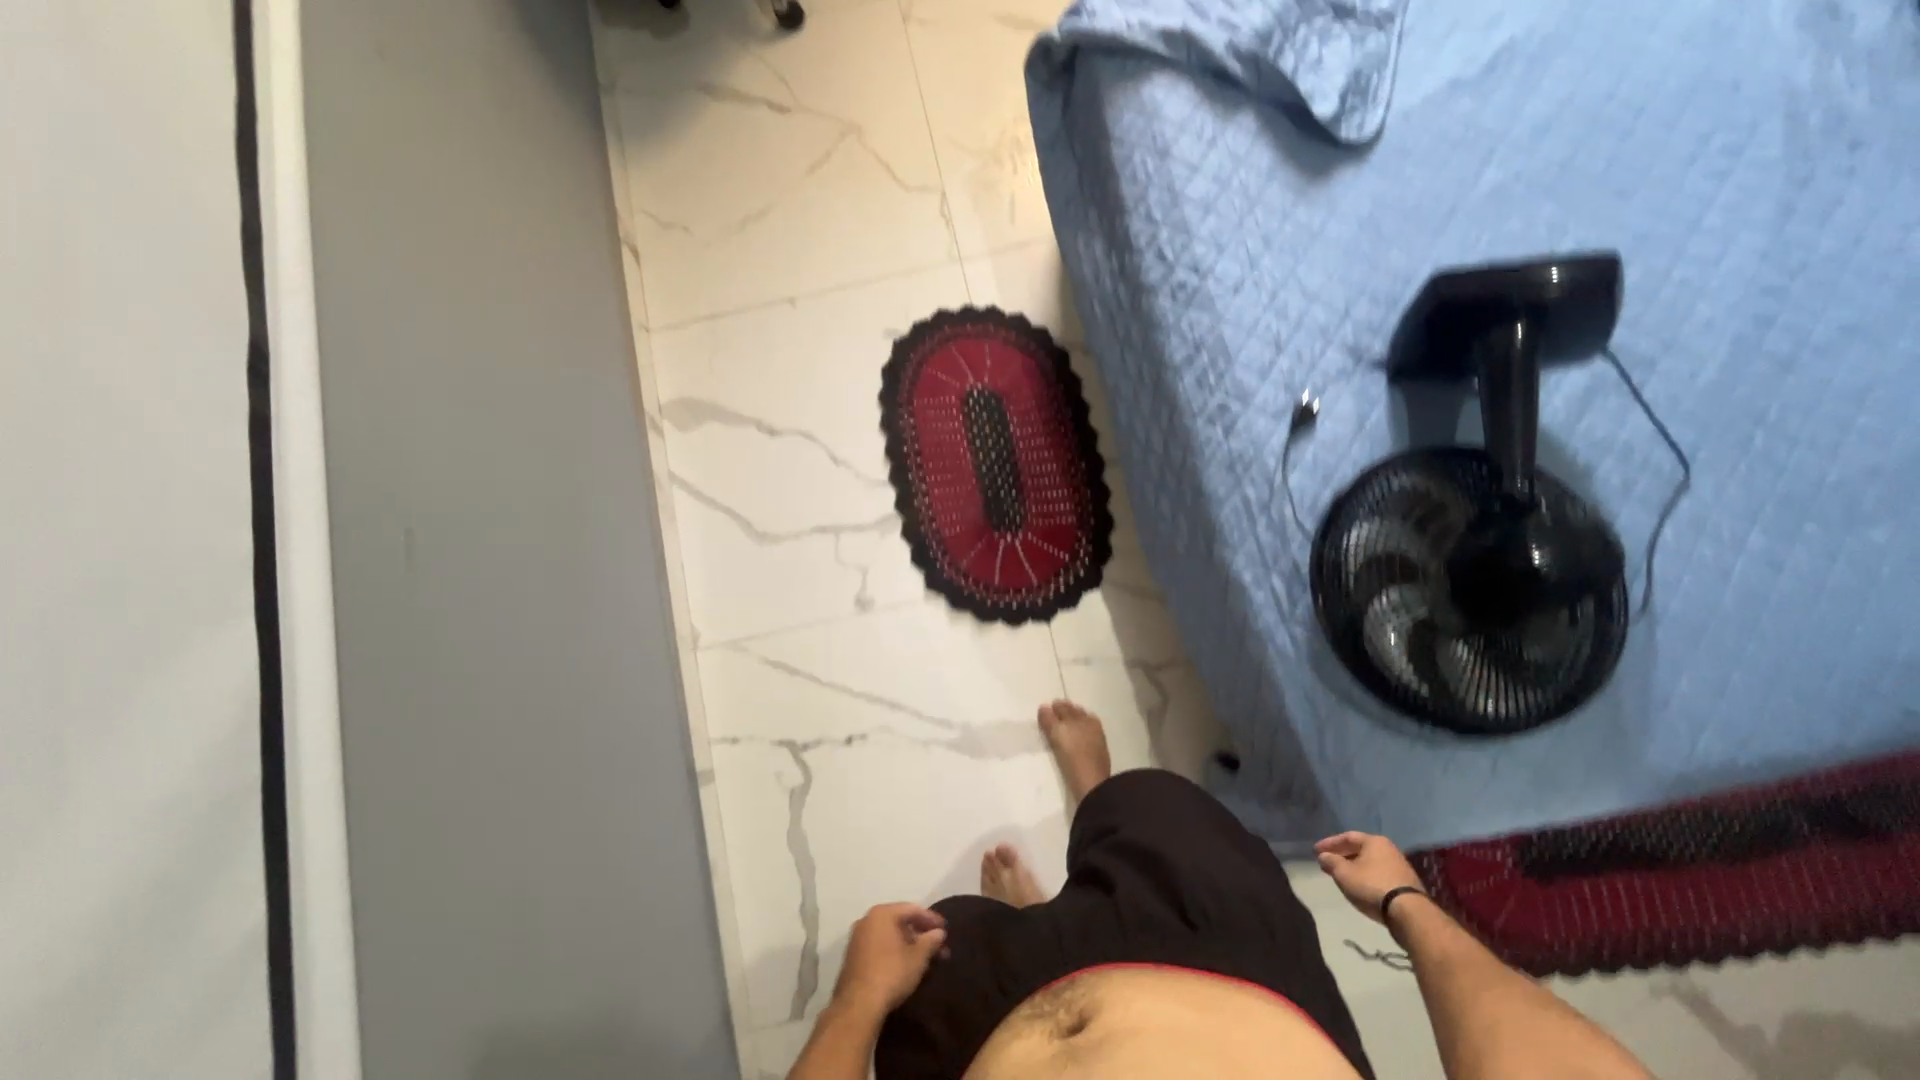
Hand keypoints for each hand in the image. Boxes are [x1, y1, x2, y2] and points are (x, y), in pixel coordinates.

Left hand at [831, 903, 948, 1015]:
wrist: (857, 1005)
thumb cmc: (891, 973)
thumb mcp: (918, 957)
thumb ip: (931, 941)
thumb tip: (939, 933)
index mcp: (882, 914)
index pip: (912, 909)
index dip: (931, 919)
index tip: (945, 930)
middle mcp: (866, 920)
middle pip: (900, 921)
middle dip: (921, 934)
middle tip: (939, 948)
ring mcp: (857, 938)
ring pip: (889, 935)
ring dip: (909, 944)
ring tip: (925, 958)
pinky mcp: (853, 956)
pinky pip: (879, 946)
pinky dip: (895, 951)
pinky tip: (906, 965)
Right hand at [1315, 831, 1423, 923]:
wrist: (1408, 911)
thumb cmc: (1371, 885)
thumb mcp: (1344, 873)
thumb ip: (1331, 862)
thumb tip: (1323, 856)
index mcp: (1374, 841)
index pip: (1347, 837)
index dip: (1329, 843)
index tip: (1316, 851)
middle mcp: (1389, 849)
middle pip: (1360, 849)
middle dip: (1342, 855)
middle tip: (1327, 863)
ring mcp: (1400, 866)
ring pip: (1370, 862)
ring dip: (1354, 867)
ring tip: (1341, 875)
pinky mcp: (1405, 883)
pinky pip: (1379, 874)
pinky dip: (1366, 876)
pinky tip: (1359, 886)